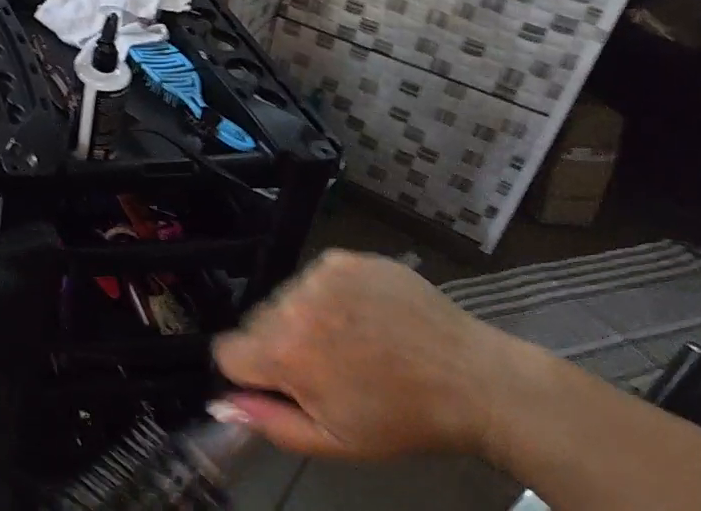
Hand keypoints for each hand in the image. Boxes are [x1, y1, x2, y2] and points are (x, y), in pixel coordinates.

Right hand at [211, 251, 524, 460]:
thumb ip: (270, 423)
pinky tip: (366, 316)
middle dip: (281, 344)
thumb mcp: (337, 441)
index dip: (252, 373)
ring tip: (354, 342)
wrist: (479, 382)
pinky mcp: (344, 259)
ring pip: (285, 299)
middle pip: (256, 324)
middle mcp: (291, 305)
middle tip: (330, 367)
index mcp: (284, 353)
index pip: (226, 352)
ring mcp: (318, 276)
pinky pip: (314, 277)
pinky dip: (331, 296)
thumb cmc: (406, 420)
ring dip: (305, 318)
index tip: (286, 384)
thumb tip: (221, 404)